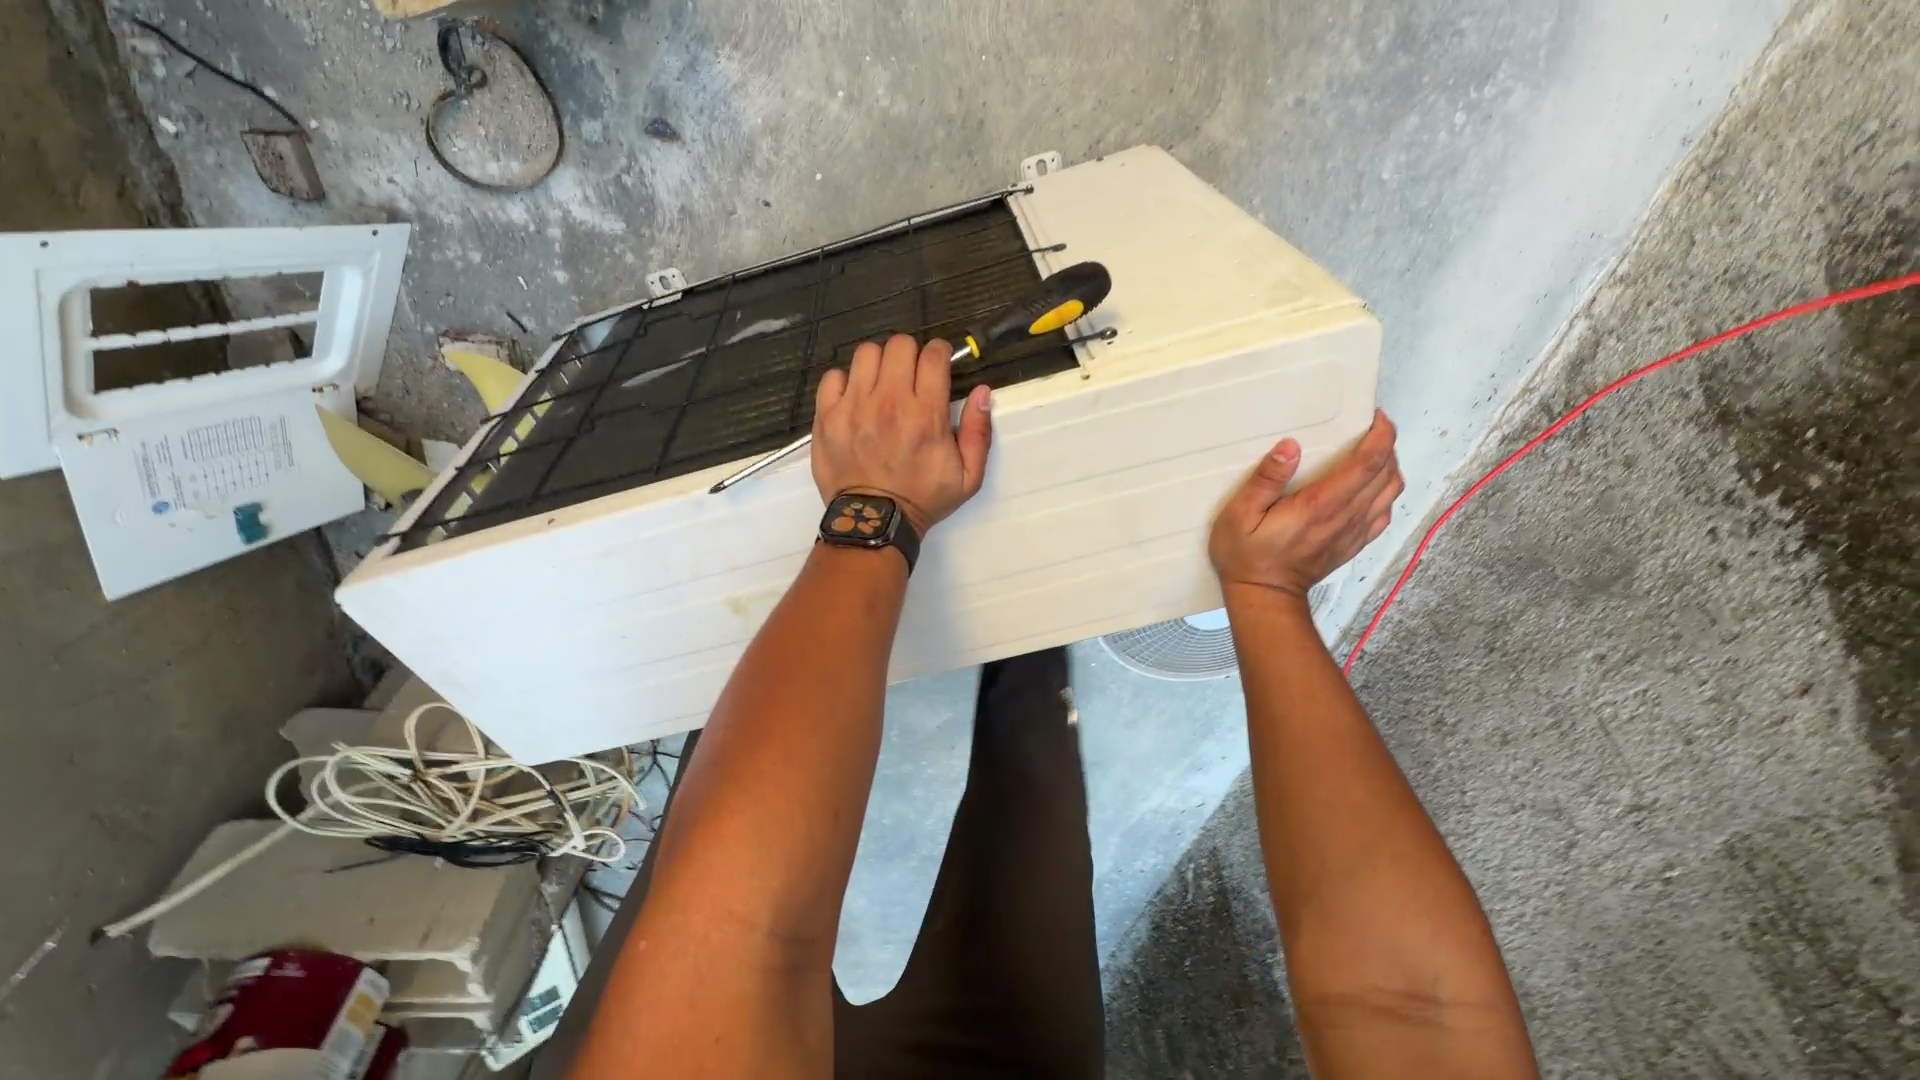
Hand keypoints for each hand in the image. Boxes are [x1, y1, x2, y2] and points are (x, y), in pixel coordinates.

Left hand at [811, 334, 993, 532]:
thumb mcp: (968, 477)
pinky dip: (845, 382)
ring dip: (878, 363)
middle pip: (899, 345)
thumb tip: (982, 392)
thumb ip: (978, 432)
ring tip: (882, 384)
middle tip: (911, 375)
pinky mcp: (827, 417)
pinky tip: (855, 398)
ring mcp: (853, 407)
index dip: (939, 352)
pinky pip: (833, 377)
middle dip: (910, 354)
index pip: (933, 354)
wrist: (873, 522)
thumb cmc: (922, 499)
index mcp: (925, 414)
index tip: (938, 363)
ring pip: (866, 354)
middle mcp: (889, 402)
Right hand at [1209, 410, 1402, 601]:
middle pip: (1387, 473)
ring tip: (1371, 452)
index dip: (1381, 436)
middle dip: (1386, 445)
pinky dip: (1386, 492)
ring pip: (1391, 492)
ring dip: (1389, 467)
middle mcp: (1346, 516)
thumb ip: (1265, 480)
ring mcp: (1354, 532)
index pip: (1368, 463)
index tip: (1375, 416)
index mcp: (1321, 504)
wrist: (1264, 597)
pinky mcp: (1354, 544)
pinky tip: (1370, 486)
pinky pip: (1385, 513)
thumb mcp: (1239, 515)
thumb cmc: (1246, 556)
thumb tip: (1290, 446)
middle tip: (1369, 428)